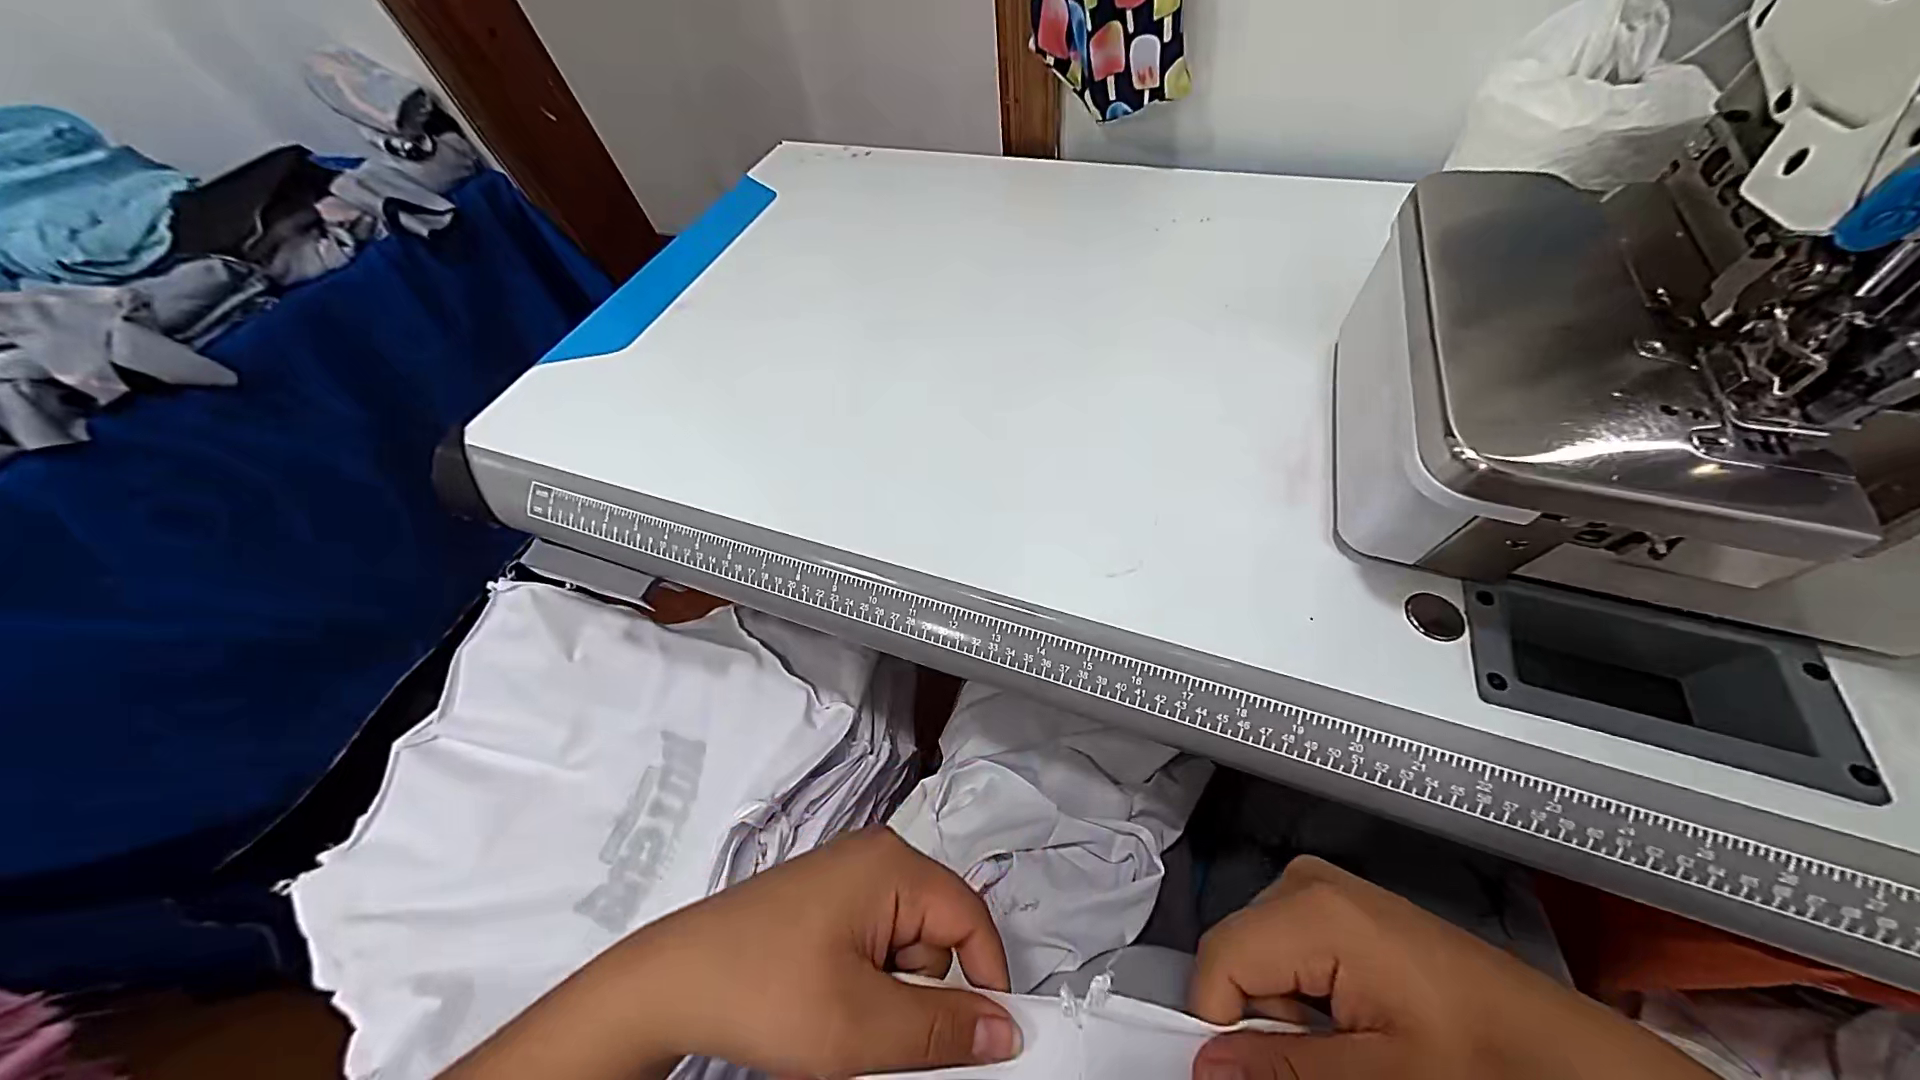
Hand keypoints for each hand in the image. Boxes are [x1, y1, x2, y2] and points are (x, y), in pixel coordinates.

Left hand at [443, 828, 1020, 1079]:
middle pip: (939, 929)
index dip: (988, 978)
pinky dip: (868, 976)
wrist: (672, 983)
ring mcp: (848, 872)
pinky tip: (829, 997)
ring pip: (907, 940)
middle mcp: (876, 856)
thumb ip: (943, 1029)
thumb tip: (1007, 1028)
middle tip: (881, 1029)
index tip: (988, 1041)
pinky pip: (875, 936)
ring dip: (892, 988)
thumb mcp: (862, 1026)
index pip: (970, 917)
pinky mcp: (827, 895)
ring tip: (843, 1013)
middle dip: (924, 990)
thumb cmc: (766, 992)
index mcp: (893, 865)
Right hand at [1186, 856, 1713, 1079]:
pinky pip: (1290, 952)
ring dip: (1285, 1016)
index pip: (1219, 960)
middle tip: (1324, 1066)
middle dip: (1260, 1022)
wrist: (1573, 1056)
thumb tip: (1205, 1067)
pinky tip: (1357, 1025)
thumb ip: (1283, 1070)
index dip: (1219, 1026)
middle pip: (1237, 956)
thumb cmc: (1483, 1062)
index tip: (1248, 1077)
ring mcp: (1324, 889)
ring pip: (1260, 959)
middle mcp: (1305, 881)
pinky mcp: (1341, 906)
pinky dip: (1307, 1000)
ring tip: (1351, 1049)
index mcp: (1310, 907)